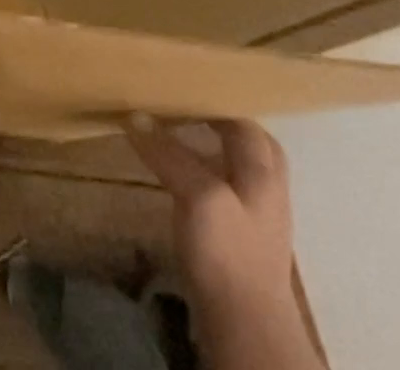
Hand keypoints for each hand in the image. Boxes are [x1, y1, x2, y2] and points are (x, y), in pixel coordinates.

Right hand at [127, 117, 322, 367]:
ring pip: (235, 165)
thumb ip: (169, 154)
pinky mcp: (234, 232)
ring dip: (208, 145)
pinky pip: (220, 186)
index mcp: (262, 172)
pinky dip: (198, 170)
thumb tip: (135, 115)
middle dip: (219, 121)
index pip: (245, 124)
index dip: (216, 103)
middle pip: (249, 143)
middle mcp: (264, 187)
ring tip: (169, 132)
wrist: (243, 314)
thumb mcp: (198, 195)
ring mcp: (252, 212)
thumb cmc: (226, 249)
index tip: (179, 86)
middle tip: (178, 106)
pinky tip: (174, 174)